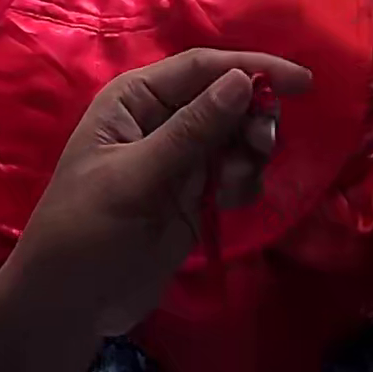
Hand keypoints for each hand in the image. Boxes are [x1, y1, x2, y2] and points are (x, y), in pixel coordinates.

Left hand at [6, 49, 312, 336]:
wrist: (70, 304)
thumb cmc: (87, 229)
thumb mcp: (136, 178)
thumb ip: (191, 132)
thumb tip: (241, 81)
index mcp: (136, 98)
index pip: (201, 67)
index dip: (250, 67)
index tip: (302, 82)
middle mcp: (160, 117)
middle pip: (224, 97)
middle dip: (251, 115)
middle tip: (263, 145)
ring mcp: (179, 155)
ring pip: (234, 134)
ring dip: (248, 151)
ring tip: (234, 182)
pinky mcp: (193, 190)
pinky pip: (234, 170)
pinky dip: (243, 179)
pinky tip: (228, 200)